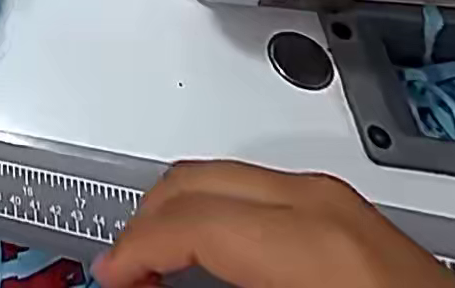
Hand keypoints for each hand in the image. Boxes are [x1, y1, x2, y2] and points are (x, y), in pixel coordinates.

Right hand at [93, 161, 454, 287]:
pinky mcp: (341, 206)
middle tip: (129, 271)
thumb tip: (150, 283)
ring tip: (161, 263)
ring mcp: (332, 197)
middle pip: (194, 181)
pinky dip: (213, 212)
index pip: (192, 221)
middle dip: (149, 221)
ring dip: (178, 213)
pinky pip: (249, 187)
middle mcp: (317, 200)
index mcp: (311, 238)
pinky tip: (210, 250)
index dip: (138, 246)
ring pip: (216, 175)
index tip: (113, 273)